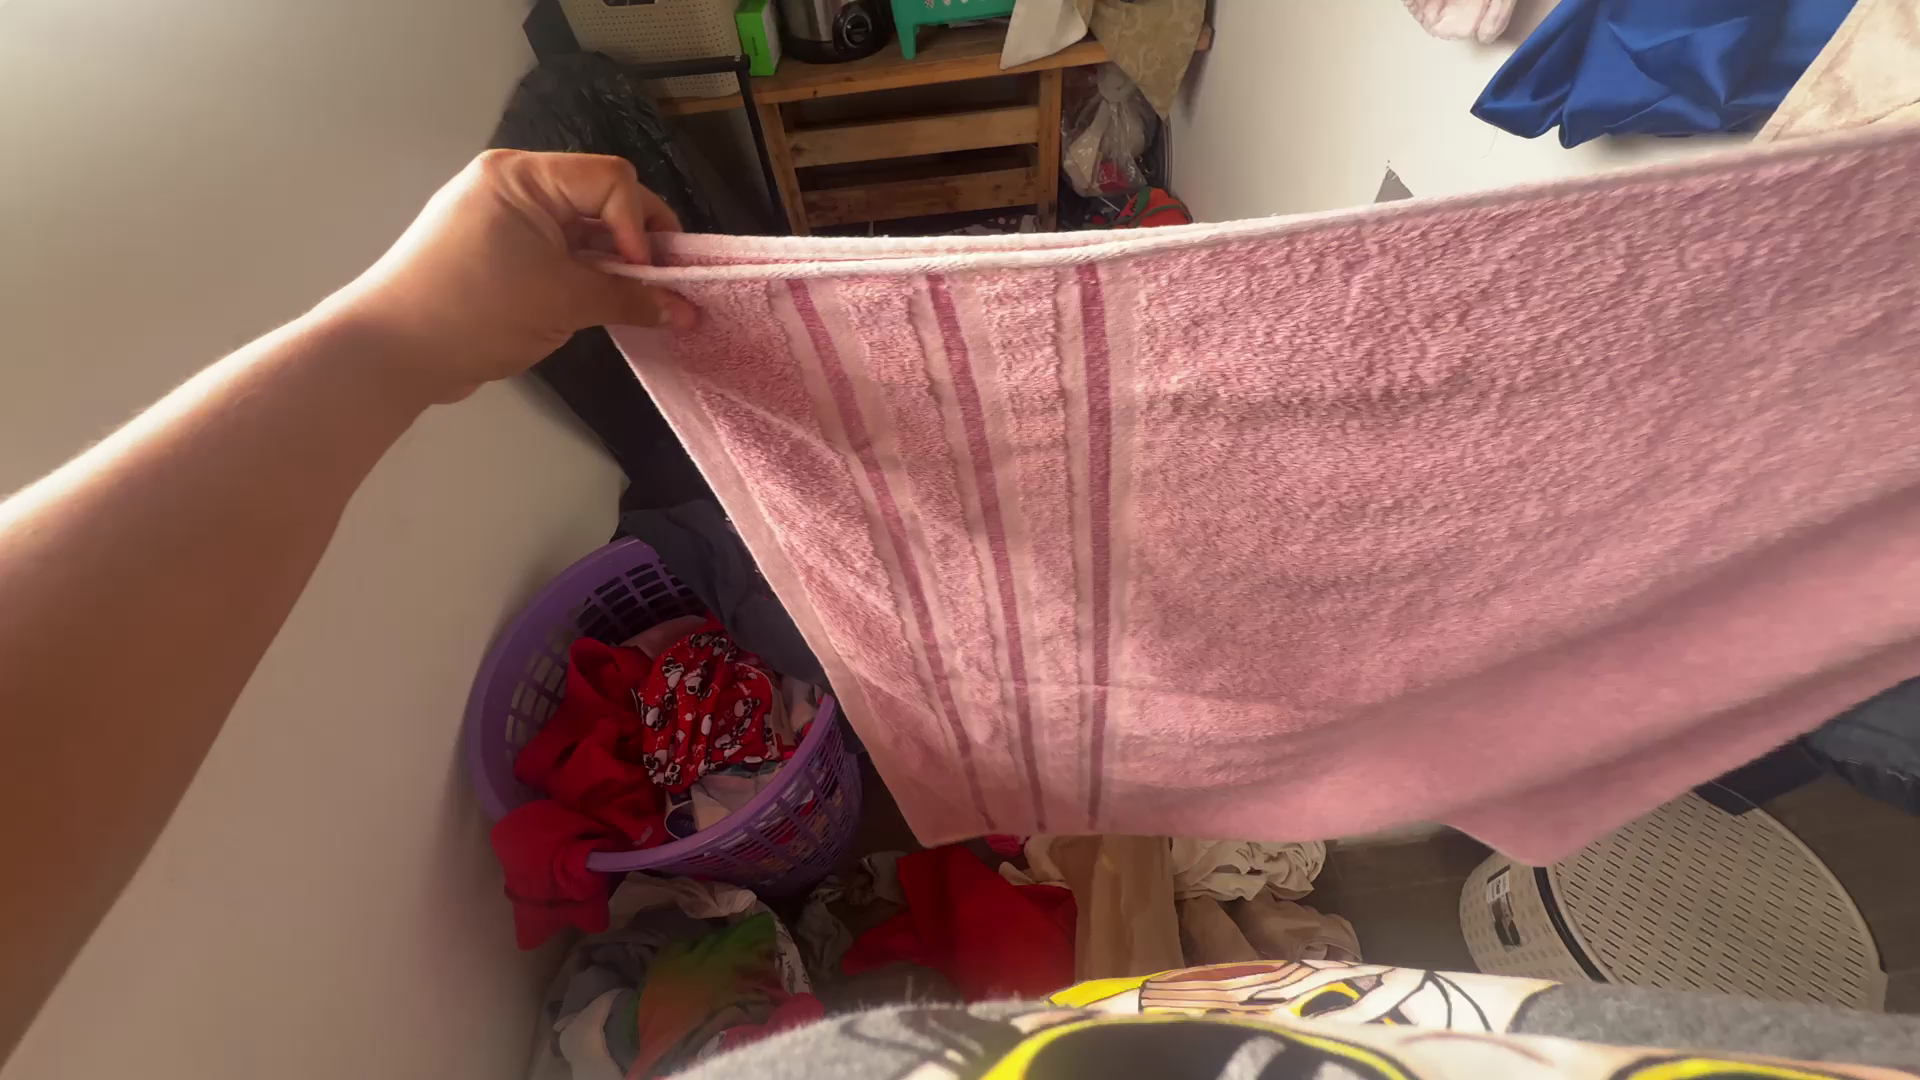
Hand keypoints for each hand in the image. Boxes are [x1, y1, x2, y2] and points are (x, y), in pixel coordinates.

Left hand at [322, 150, 698, 402]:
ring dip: (620, 265)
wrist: (398, 351)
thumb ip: (632, 300)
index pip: (612, 180)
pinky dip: (597, 277)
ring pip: (590, 232)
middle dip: (639, 243)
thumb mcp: (565, 302)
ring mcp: (513, 223)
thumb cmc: (478, 309)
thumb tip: (685, 312)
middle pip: (605, 200)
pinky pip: (570, 255)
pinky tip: (613, 303)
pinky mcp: (511, 256)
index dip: (639, 224)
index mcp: (524, 178)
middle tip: (661, 286)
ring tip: (640, 301)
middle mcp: (519, 188)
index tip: (644, 273)